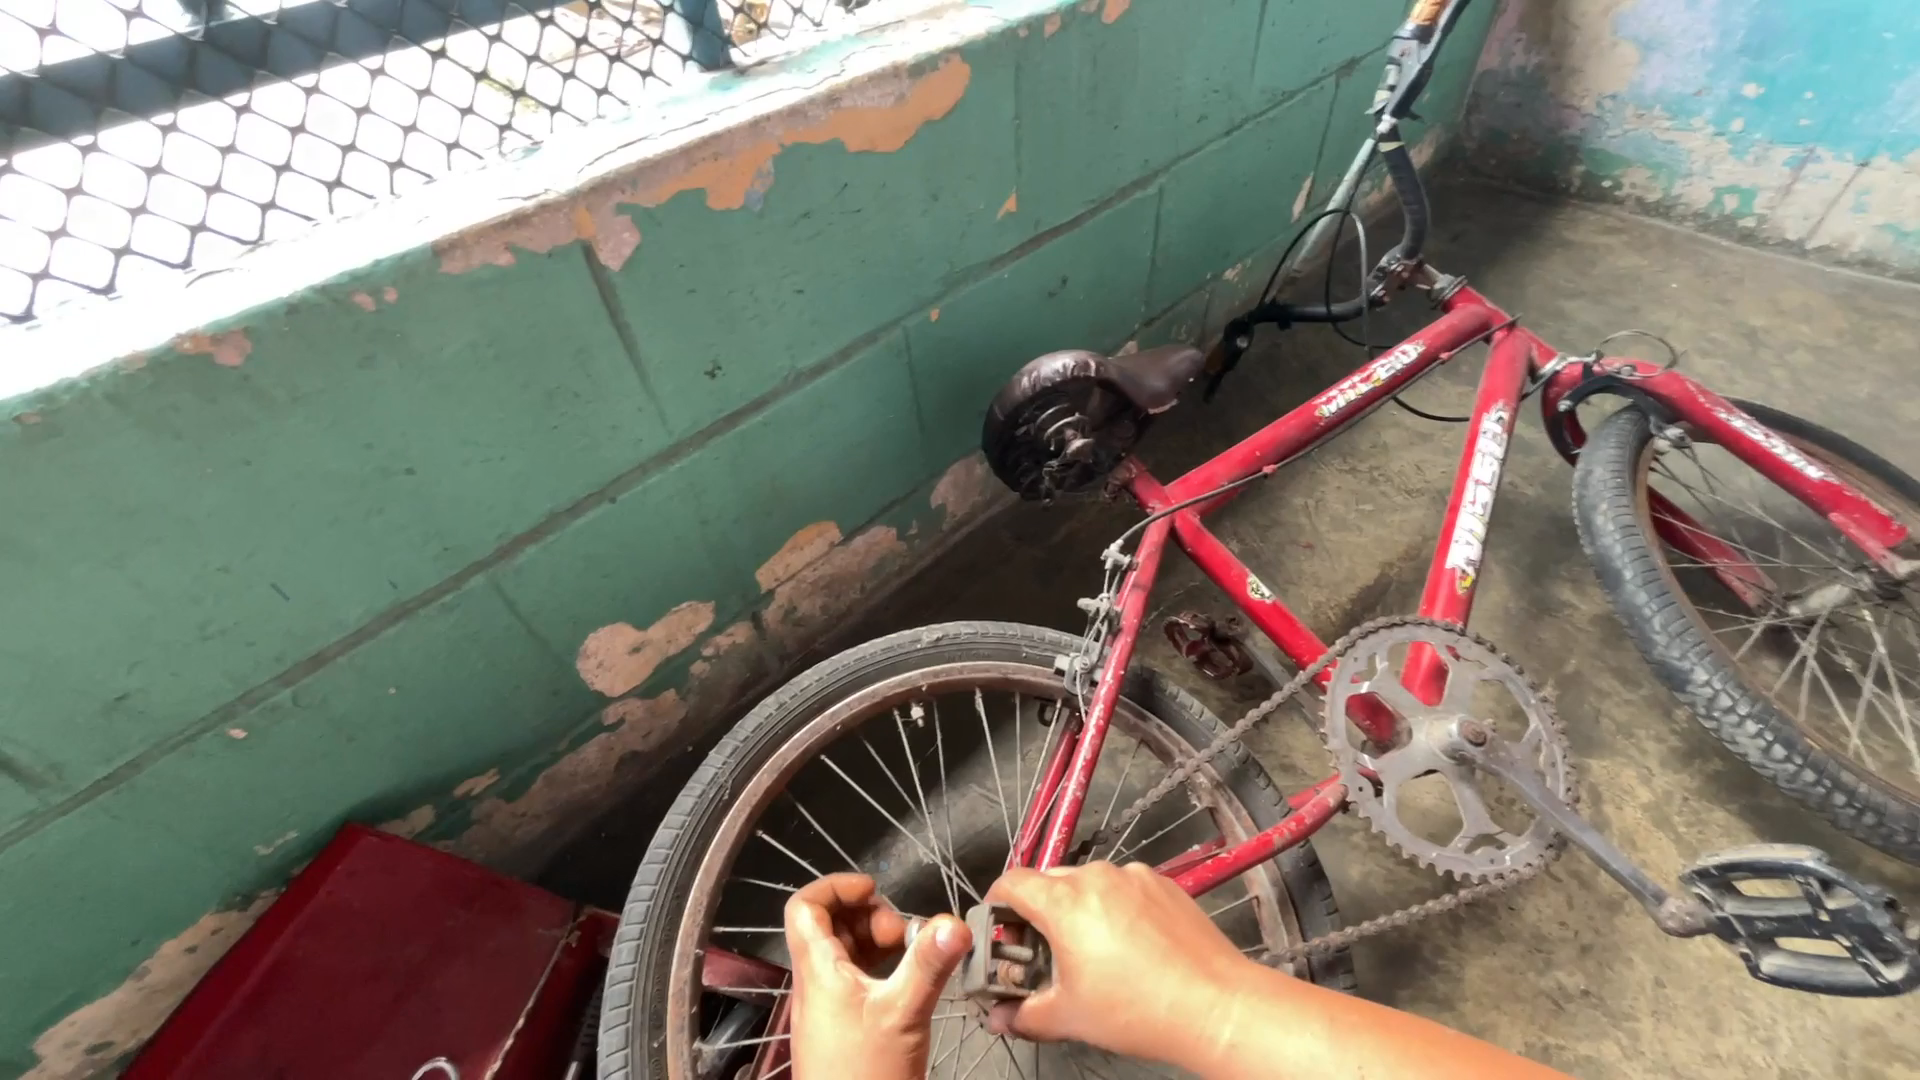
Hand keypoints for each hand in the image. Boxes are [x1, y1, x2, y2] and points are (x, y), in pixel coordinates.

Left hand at [784, 873, 971, 1079]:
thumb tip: (956, 923)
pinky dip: (881, 967)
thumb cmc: (867, 1074)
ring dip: (877, 941)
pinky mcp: (843, 1026)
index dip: (836, 887)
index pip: (805, 906)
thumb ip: (928, 964)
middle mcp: (816, 982)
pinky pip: (857, 978)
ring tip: (910, 953)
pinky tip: (908, 978)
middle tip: (903, 935)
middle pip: (830, 925)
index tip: (875, 891)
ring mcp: (828, 1006)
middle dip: (869, 916)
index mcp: (818, 969)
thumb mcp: (903, 1014)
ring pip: (845, 951)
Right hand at [983, 862, 1259, 1068]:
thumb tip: (998, 1018)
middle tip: (1041, 949)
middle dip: (1037, 911)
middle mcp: (1094, 877)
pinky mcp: (1159, 881)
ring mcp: (1130, 875)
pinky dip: (1114, 906)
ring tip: (1090, 951)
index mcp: (1064, 903)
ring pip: (1086, 882)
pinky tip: (1128, 944)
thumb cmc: (1141, 1010)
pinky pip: (1122, 885)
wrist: (1215, 1006)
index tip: (999, 927)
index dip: (997, 903)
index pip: (1011, 882)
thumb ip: (1024, 1014)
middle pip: (1047, 881)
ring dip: (1077, 908)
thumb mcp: (1070, 1017)